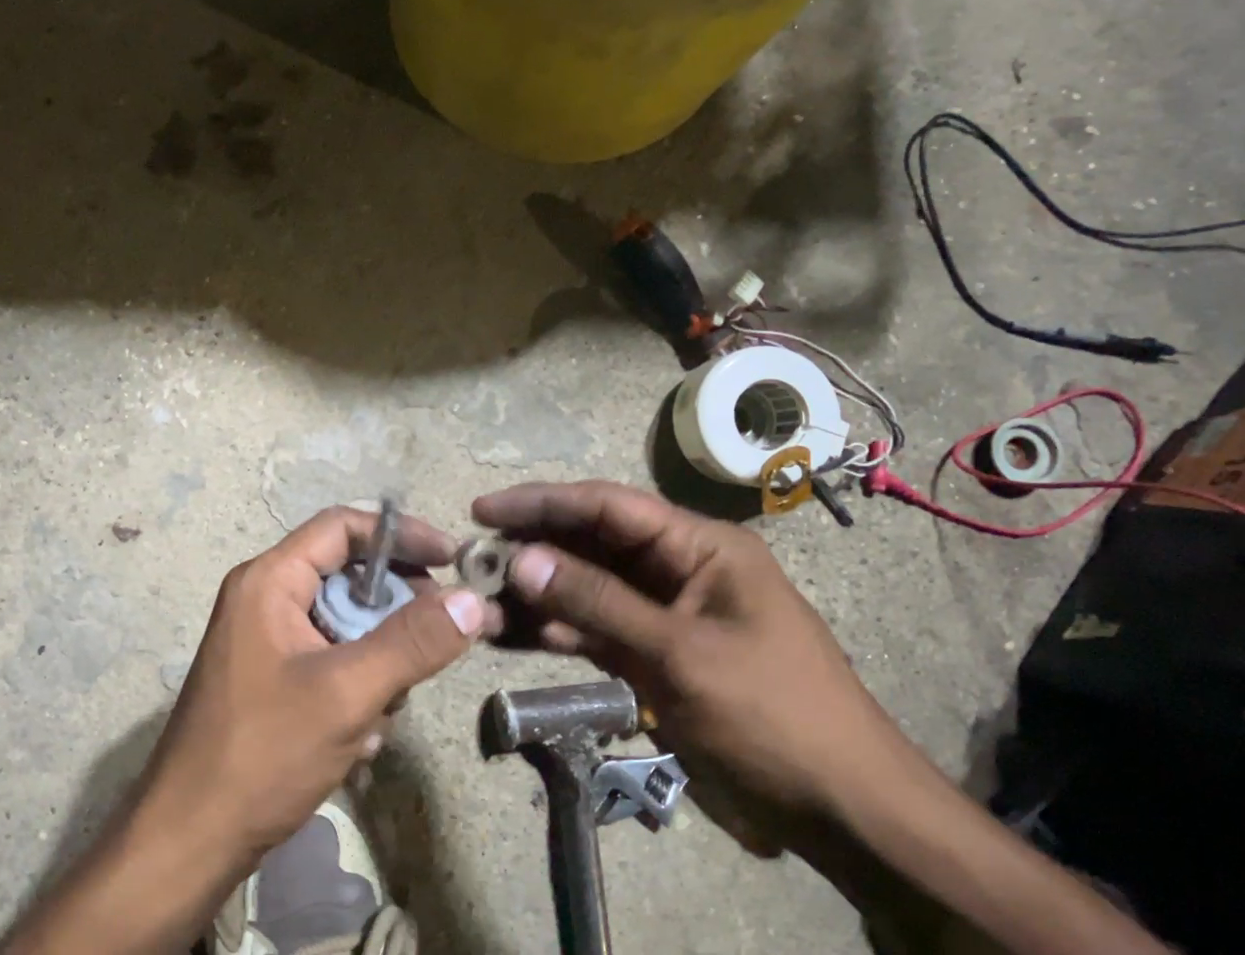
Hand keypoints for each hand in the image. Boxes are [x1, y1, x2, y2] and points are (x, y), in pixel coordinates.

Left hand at [141, 506, 491, 863]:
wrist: (193, 836)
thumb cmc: (264, 752)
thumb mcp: (348, 693)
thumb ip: (413, 642)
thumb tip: (472, 599)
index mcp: (269, 581)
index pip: (342, 526)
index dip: (400, 536)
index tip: (453, 561)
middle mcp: (265, 600)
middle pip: (350, 579)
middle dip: (397, 616)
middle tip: (438, 647)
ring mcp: (267, 643)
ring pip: (348, 628)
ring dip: (380, 666)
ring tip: (383, 713)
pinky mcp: (274, 682)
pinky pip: (333, 664)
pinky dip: (357, 693)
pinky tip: (359, 741)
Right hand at [475, 481, 915, 835]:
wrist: (838, 805)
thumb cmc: (772, 714)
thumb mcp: (681, 653)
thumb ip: (598, 602)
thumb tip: (521, 559)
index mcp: (700, 547)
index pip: (608, 506)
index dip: (542, 503)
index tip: (481, 511)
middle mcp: (677, 570)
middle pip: (590, 545)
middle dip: (531, 550)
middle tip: (468, 562)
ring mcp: (662, 616)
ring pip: (584, 590)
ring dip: (534, 596)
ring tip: (478, 602)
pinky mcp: (652, 656)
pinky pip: (592, 631)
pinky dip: (554, 633)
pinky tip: (509, 637)